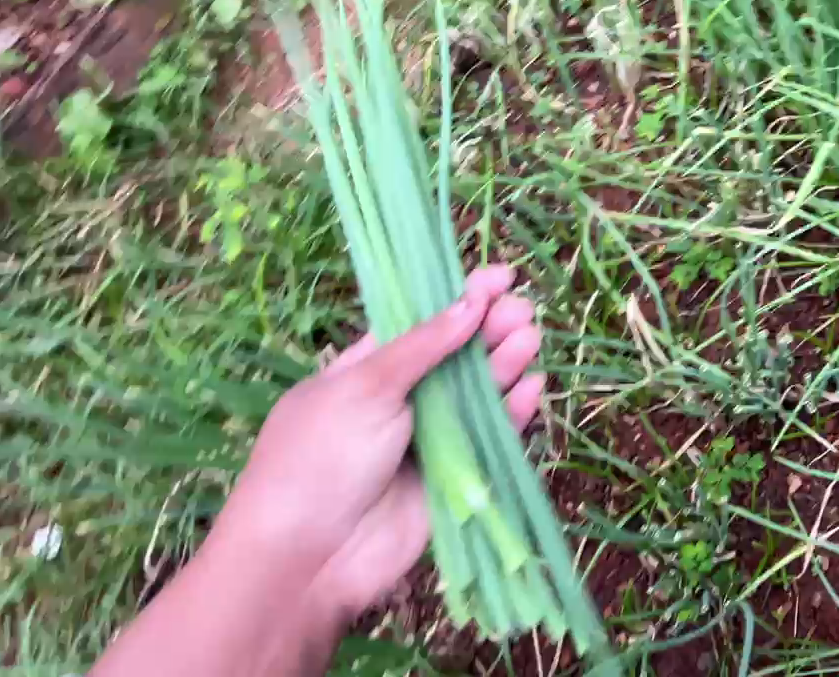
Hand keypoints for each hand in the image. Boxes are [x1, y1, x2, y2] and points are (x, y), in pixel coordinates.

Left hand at [93, 265, 548, 676]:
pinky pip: (496, 431)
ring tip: (529, 339)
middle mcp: (406, 394)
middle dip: (493, 324)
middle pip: (461, 349)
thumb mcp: (363, 387)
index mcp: (370, 367)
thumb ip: (424, 343)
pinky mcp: (460, 467)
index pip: (424, 318)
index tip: (504, 275)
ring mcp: (434, 431)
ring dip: (507, 360)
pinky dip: (516, 408)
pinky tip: (532, 387)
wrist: (306, 563)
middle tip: (521, 310)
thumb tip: (473, 299)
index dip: (463, 294)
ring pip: (483, 386)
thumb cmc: (318, 461)